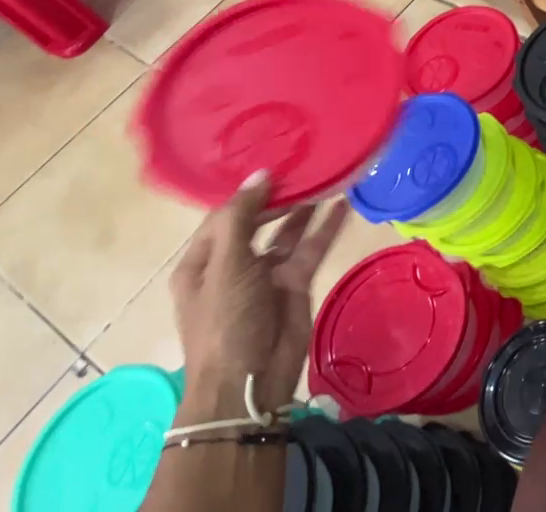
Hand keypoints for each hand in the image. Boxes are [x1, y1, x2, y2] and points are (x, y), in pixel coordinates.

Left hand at [168, 171, 347, 421]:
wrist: (249, 379)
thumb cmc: (225, 322)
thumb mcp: (227, 266)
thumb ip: (242, 219)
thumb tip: (261, 175)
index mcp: (202, 262)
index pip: (224, 216)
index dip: (247, 192)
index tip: (275, 166)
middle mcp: (234, 264)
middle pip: (258, 220)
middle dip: (279, 196)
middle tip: (306, 168)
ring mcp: (266, 274)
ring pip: (287, 232)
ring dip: (304, 207)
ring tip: (326, 176)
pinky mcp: (295, 282)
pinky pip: (311, 247)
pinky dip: (326, 227)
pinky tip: (342, 205)